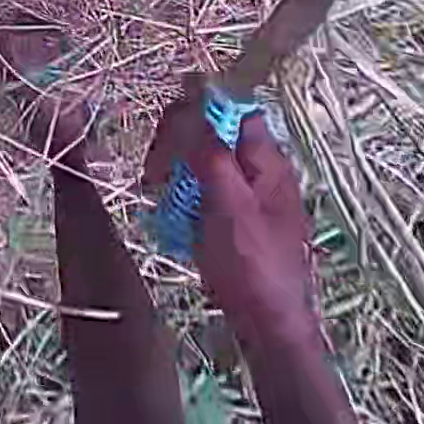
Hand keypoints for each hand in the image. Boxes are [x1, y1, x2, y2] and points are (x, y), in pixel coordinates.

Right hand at [151, 111, 322, 354]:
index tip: (167, 122)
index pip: (231, 106)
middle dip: (177, 139)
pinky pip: (196, 182)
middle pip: (209, 127)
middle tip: (156, 167)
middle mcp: (255, 167)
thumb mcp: (228, 202)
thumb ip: (211, 148)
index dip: (198, 103)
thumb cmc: (252, 264)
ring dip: (172, 164)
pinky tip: (168, 206)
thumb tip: (195, 94)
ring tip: (157, 188)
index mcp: (265, 159)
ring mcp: (242, 189)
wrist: (267, 329)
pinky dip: (178, 187)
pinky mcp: (228, 210)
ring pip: (197, 154)